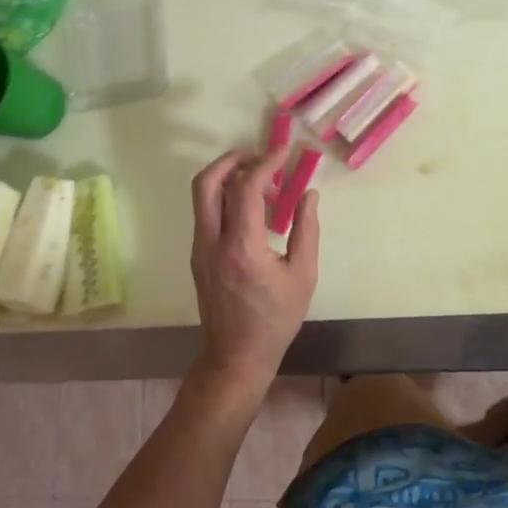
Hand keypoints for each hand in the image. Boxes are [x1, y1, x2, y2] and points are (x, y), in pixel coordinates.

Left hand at [188, 145, 319, 398]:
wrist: (236, 356)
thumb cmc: (275, 320)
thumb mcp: (303, 276)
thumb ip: (306, 230)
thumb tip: (308, 194)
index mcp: (242, 246)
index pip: (246, 187)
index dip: (266, 163)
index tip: (284, 151)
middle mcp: (213, 242)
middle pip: (206, 182)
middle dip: (231, 160)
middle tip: (259, 157)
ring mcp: (200, 249)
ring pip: (202, 196)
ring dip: (228, 178)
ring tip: (262, 183)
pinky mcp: (198, 256)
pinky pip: (207, 214)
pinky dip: (226, 198)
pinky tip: (252, 208)